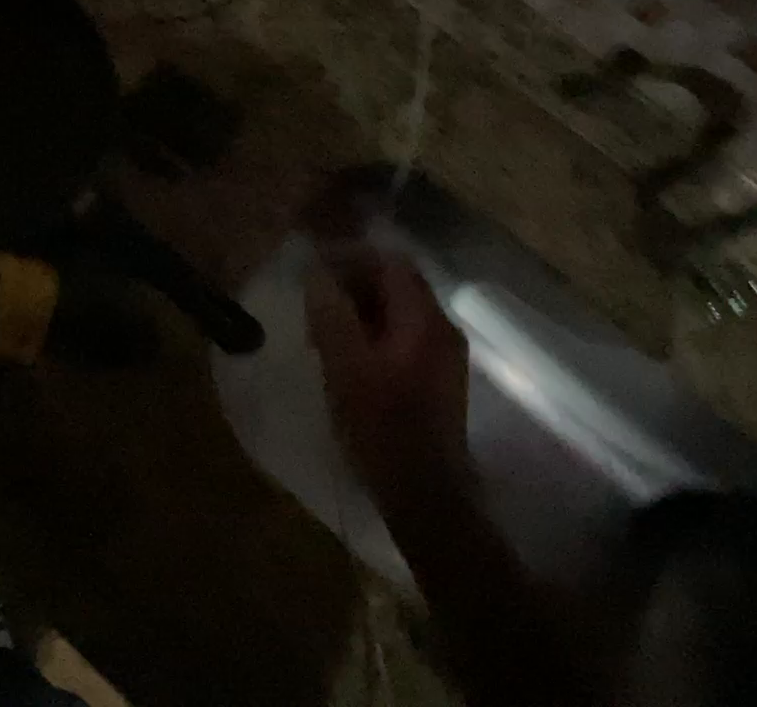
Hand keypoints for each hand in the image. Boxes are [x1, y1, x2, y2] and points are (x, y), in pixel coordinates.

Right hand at [305, 248, 471, 497]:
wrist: (426, 496)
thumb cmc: (382, 429)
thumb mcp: (345, 368)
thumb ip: (331, 315)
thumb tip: (316, 273)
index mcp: (425, 320)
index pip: (391, 263)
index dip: (351, 259)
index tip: (315, 271)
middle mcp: (442, 330)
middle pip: (396, 285)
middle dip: (352, 287)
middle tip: (312, 306)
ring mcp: (443, 356)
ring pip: (397, 313)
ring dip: (358, 313)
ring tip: (320, 335)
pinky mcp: (436, 380)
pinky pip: (401, 338)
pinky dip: (371, 336)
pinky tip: (344, 360)